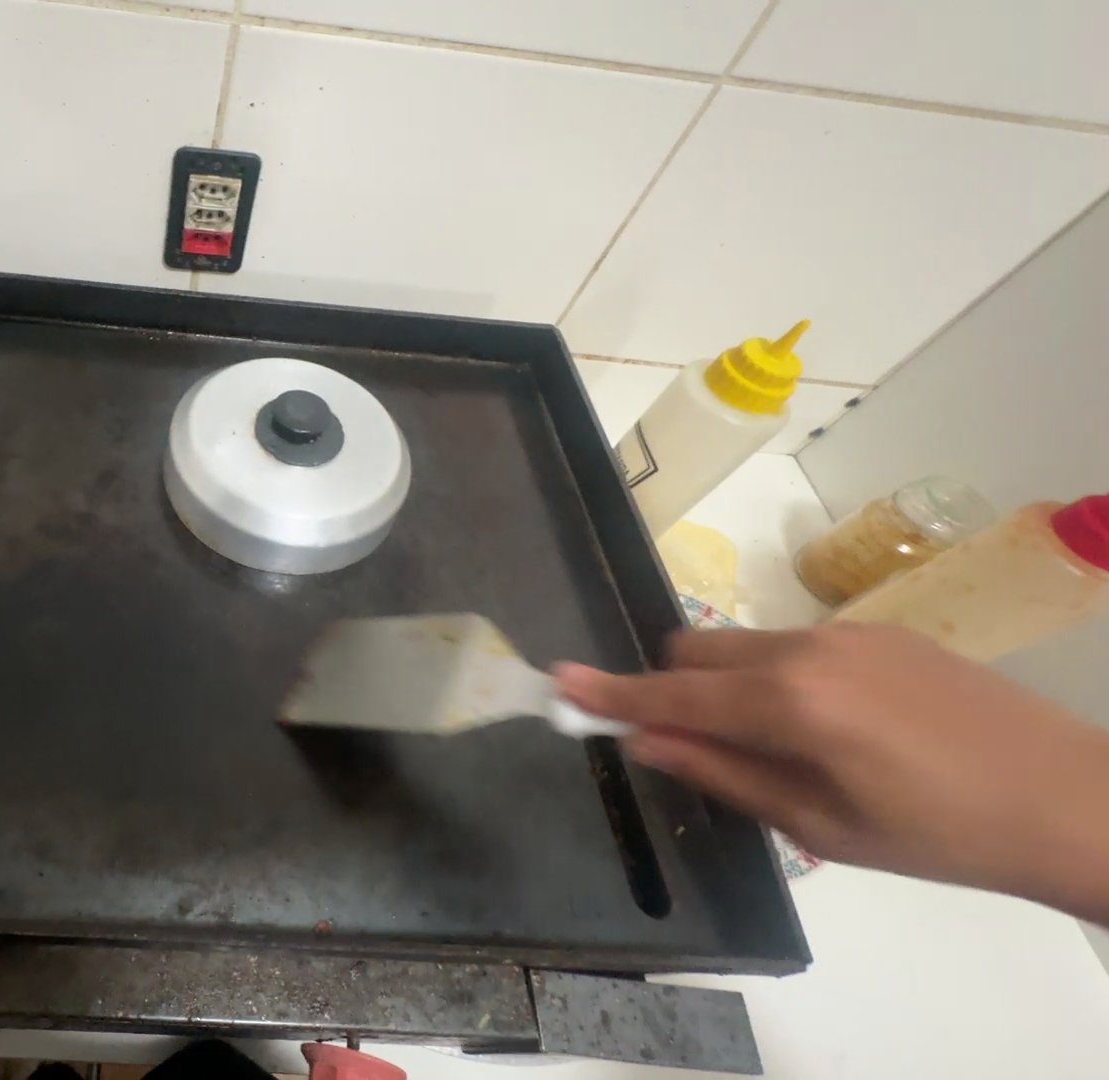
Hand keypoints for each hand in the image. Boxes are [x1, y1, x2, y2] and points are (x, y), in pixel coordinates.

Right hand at [556, 623, 1108, 921]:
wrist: (1087, 805)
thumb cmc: (941, 837)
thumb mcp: (817, 826)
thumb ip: (718, 772)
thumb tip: (644, 741)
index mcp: (789, 705)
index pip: (670, 693)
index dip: (609, 691)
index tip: (556, 680)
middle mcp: (804, 651)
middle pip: (690, 651)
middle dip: (672, 687)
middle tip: (698, 739)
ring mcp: (843, 633)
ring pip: (735, 644)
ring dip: (723, 682)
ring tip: (782, 737)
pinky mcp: (876, 631)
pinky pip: (786, 643)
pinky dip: (773, 675)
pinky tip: (833, 721)